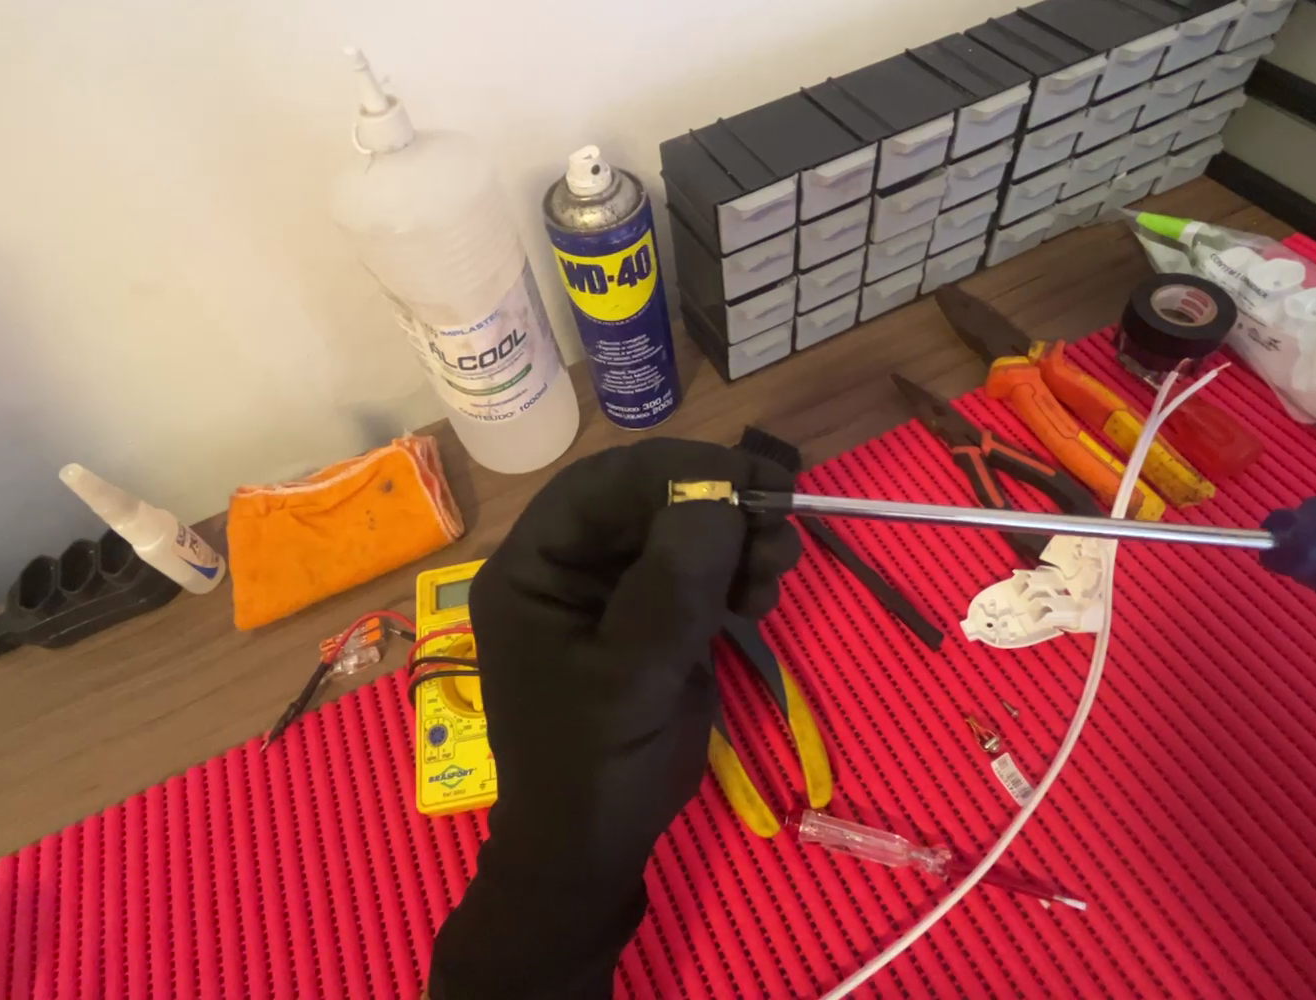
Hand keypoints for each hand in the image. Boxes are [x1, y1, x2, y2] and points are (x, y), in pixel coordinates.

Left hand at [429, 439, 799, 999]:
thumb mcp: (631, 676)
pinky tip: (762, 595)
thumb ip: (673, 583)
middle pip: (648, 502)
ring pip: (682, 531)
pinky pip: (701, 570)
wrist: (596, 845)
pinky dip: (739, 571)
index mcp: (535, 566)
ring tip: (778, 564)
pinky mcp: (653, 614)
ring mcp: (615, 588)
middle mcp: (571, 564)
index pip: (602, 485)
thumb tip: (721, 495)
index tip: (750, 480)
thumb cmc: (593, 764)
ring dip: (737, 537)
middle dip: (717, 505)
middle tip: (780, 519)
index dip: (677, 471)